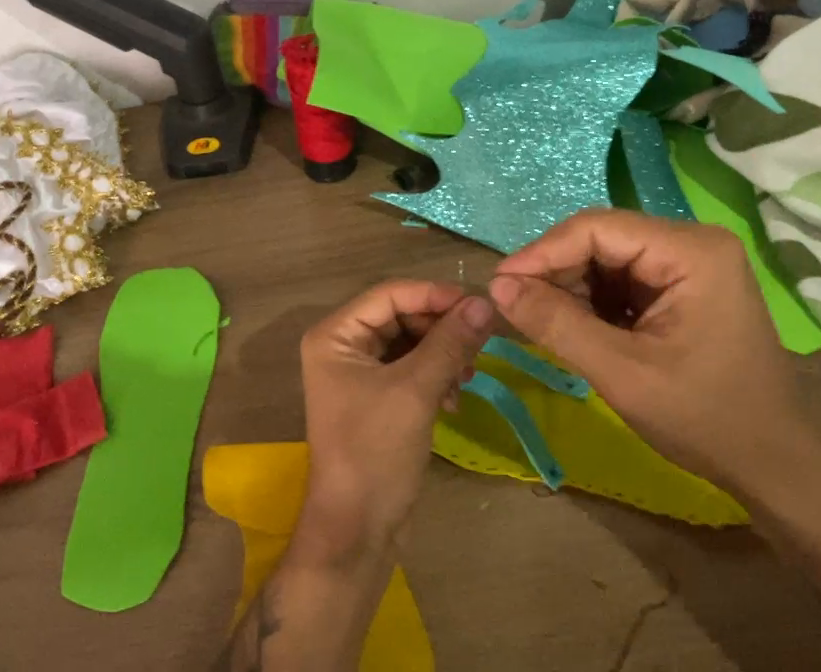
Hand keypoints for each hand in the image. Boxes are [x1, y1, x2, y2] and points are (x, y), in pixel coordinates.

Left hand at [295, 279, 494, 558]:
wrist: (358, 527)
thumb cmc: (376, 451)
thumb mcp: (416, 391)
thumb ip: (450, 343)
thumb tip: (485, 303)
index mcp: (334, 335)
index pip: (388, 294)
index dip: (433, 295)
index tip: (478, 306)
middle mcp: (341, 347)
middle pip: (400, 316)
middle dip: (440, 328)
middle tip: (479, 345)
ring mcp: (357, 374)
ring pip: (410, 343)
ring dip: (442, 354)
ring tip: (468, 377)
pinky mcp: (376, 398)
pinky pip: (410, 369)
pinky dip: (435, 377)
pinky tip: (454, 399)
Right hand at [488, 209, 817, 496]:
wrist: (773, 466)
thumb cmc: (705, 418)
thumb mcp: (621, 372)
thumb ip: (555, 323)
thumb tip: (496, 286)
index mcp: (691, 251)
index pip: (596, 228)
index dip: (541, 253)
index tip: (498, 286)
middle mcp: (693, 243)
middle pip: (600, 240)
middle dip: (555, 273)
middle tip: (515, 310)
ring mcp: (691, 265)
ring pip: (606, 260)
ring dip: (571, 290)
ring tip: (543, 325)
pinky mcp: (684, 289)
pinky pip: (622, 281)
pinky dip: (592, 303)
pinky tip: (576, 330)